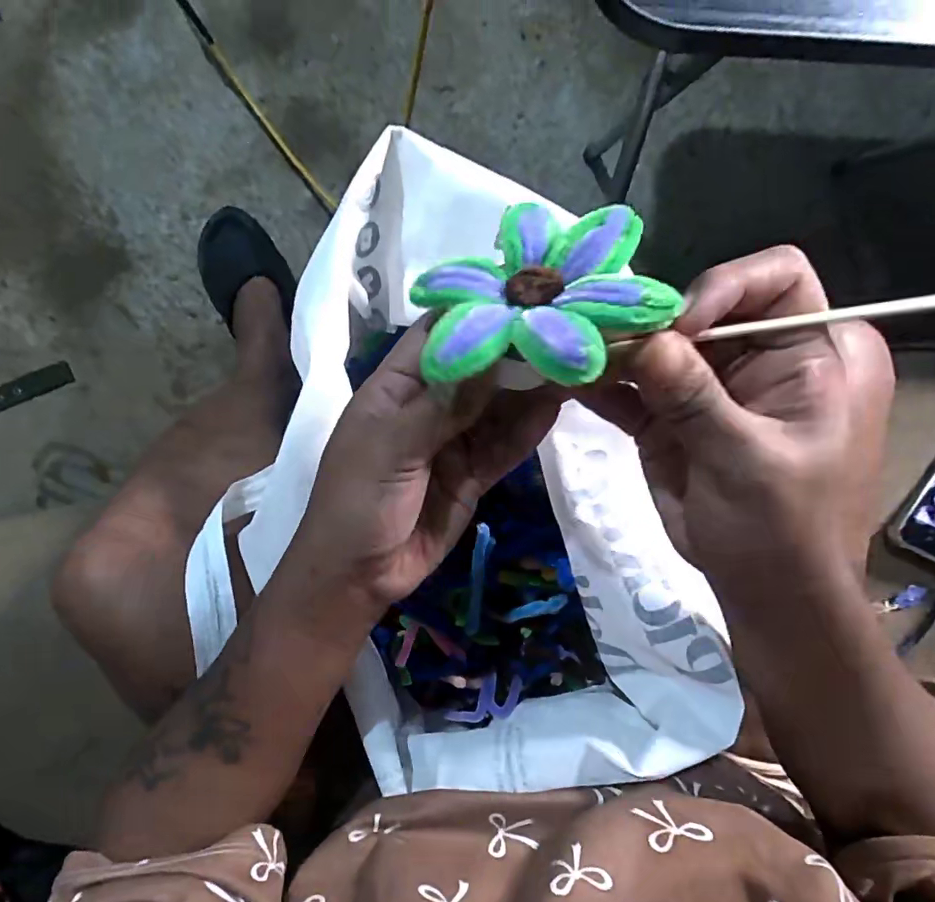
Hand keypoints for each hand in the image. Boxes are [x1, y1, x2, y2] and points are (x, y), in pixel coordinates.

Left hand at [286, 320, 565, 616]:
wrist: (356, 577)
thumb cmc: (356, 505)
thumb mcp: (391, 449)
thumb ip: (442, 406)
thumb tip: (492, 354)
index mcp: (395, 388)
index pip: (440, 334)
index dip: (481, 311)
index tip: (528, 292)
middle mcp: (427, 407)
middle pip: (479, 366)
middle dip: (518, 348)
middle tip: (569, 325)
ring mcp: (451, 441)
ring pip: (498, 406)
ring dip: (532, 387)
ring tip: (577, 359)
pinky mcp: (471, 475)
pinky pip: (504, 446)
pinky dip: (529, 429)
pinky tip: (560, 406)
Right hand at [574, 246, 892, 587]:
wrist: (769, 594)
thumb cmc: (784, 529)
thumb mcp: (745, 460)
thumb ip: (694, 398)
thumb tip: (644, 340)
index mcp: (816, 353)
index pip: (775, 278)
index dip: (723, 289)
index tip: (676, 328)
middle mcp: (764, 358)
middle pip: (703, 311)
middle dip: (651, 322)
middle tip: (599, 336)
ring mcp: (715, 390)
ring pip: (662, 350)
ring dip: (618, 352)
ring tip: (572, 352)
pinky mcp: (675, 421)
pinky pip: (638, 391)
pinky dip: (607, 387)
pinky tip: (571, 381)